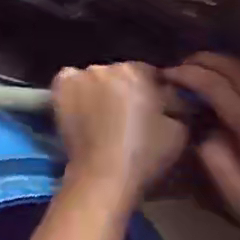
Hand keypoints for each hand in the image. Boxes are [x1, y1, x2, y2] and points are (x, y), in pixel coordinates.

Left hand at [49, 63, 188, 202]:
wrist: (103, 173)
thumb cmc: (144, 154)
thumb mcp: (179, 130)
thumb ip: (178, 105)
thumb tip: (175, 97)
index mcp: (137, 72)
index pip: (149, 73)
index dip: (152, 90)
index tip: (152, 108)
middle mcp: (107, 67)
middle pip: (119, 74)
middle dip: (125, 89)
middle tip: (126, 114)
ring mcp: (80, 75)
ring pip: (95, 78)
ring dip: (100, 89)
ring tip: (102, 115)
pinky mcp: (60, 87)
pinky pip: (69, 79)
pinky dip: (75, 89)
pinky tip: (80, 106)